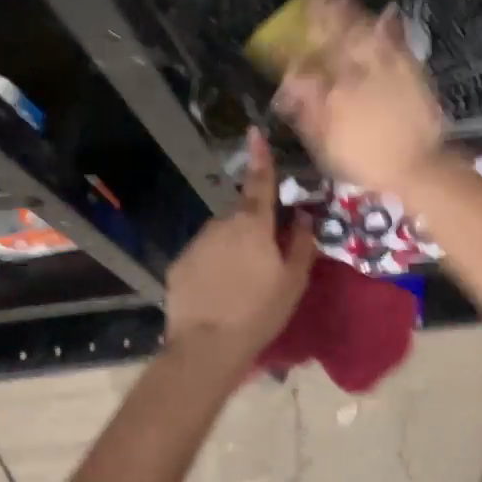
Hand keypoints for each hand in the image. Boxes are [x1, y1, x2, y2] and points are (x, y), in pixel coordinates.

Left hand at [164, 129, 314, 367]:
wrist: (205, 349)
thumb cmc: (259, 312)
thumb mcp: (293, 281)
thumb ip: (300, 242)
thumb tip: (302, 216)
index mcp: (253, 224)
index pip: (260, 182)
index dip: (260, 156)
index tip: (254, 132)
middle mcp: (222, 224)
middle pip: (243, 217)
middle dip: (254, 229)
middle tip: (265, 263)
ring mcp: (197, 243)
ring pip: (222, 236)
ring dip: (233, 249)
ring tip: (240, 286)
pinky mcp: (179, 265)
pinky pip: (203, 257)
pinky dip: (213, 267)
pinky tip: (218, 295)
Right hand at [274, 0, 446, 194]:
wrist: (417, 167)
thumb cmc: (367, 162)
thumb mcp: (326, 145)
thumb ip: (306, 112)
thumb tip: (289, 85)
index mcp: (333, 92)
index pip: (309, 63)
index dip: (298, 47)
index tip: (287, 36)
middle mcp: (357, 74)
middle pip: (336, 39)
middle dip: (323, 17)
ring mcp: (386, 69)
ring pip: (364, 34)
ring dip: (351, 13)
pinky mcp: (410, 70)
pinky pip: (397, 41)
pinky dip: (390, 26)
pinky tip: (387, 12)